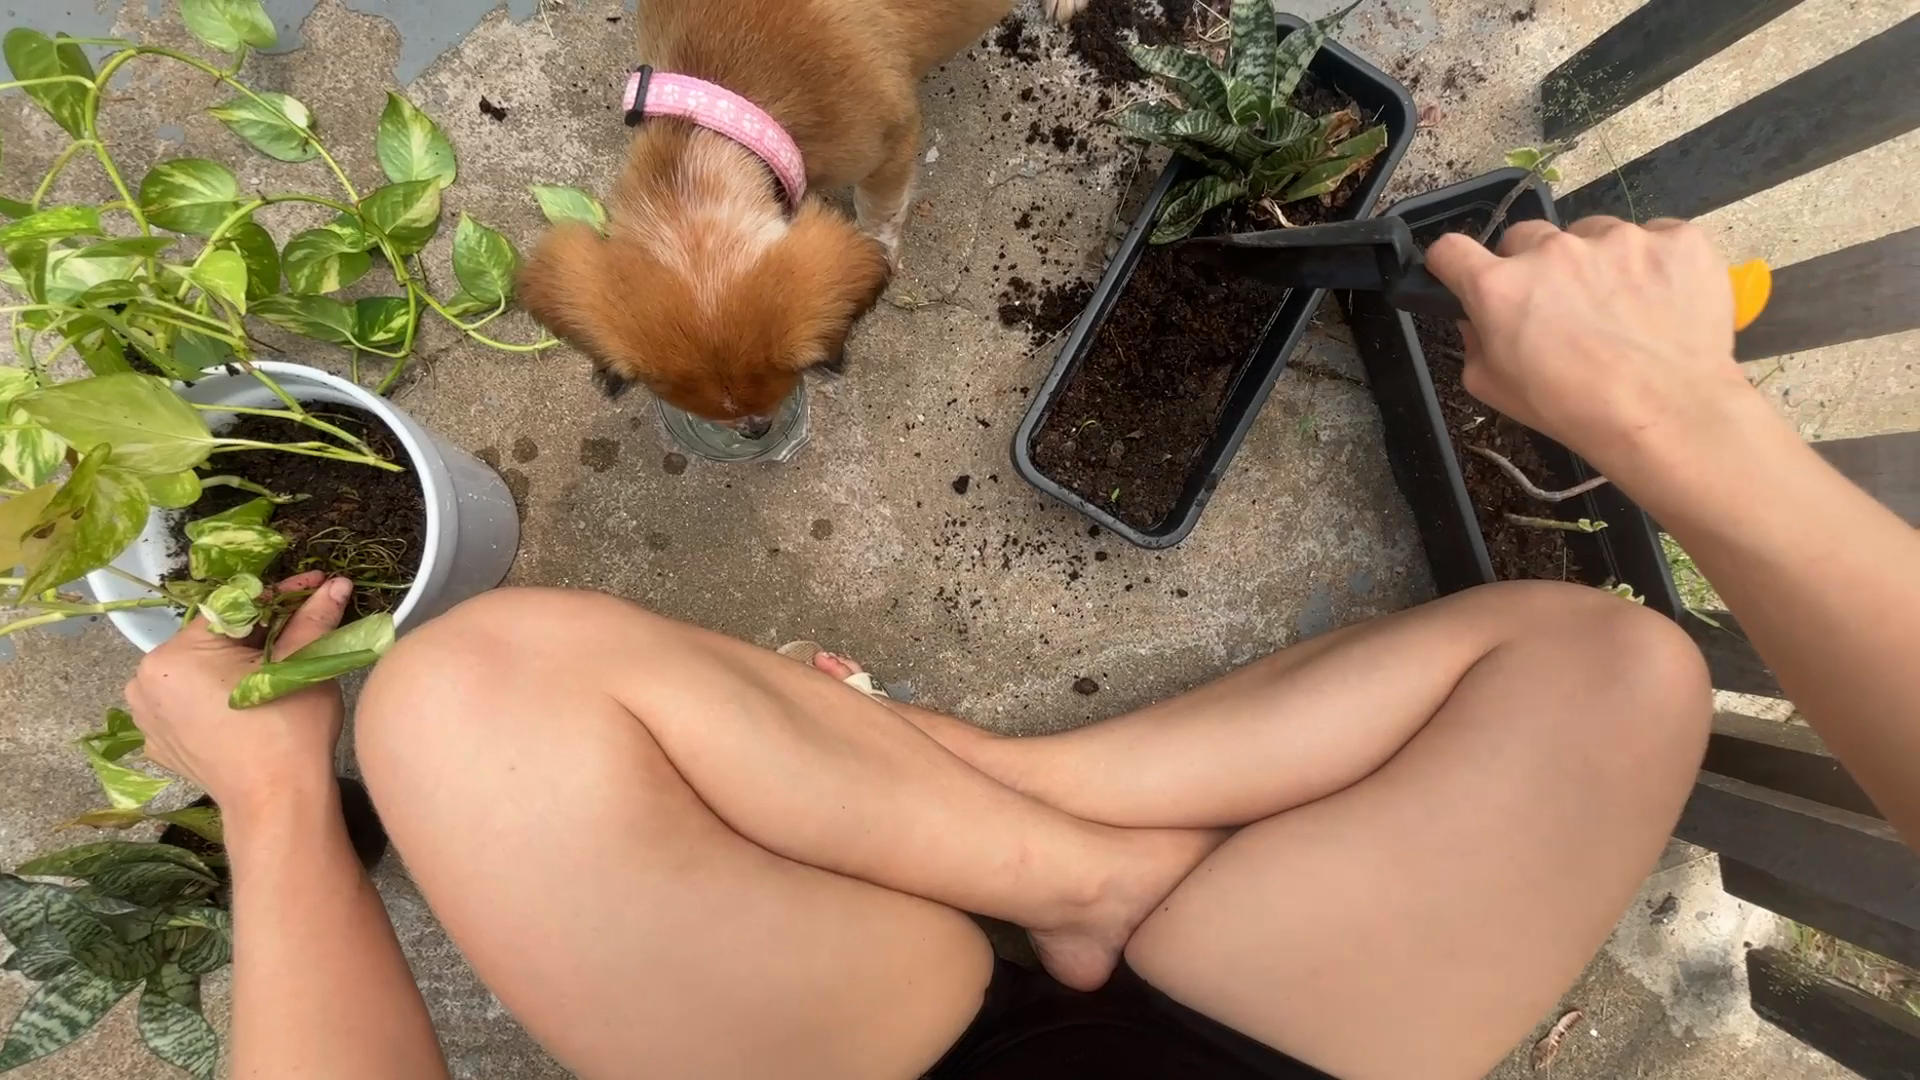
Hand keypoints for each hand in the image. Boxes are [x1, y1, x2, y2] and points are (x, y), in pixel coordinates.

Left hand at [126, 572, 352, 817]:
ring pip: (204, 667)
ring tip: (287, 662)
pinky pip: (195, 698)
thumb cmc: (289, 728)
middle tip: (310, 625)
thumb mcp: (304, 665)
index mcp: (174, 657)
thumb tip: (334, 584)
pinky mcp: (162, 738)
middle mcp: (146, 680)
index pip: (233, 608)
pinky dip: (227, 688)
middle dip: (265, 629)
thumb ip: (313, 620)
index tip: (317, 584)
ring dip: (245, 658)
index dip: (281, 593)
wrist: (275, 796)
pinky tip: (260, 697)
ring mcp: (148, 713)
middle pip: (217, 638)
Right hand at [1425, 216, 1755, 475]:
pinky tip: (1652, 298)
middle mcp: (1551, 251)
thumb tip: (1481, 318)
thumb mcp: (1488, 384)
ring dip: (1587, 259)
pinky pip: (1650, 237)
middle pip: (1522, 236)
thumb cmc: (1563, 404)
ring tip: (1609, 302)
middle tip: (1547, 301)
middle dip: (1526, 264)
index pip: (1450, 250)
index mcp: (1497, 288)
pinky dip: (1644, 261)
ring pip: (1588, 234)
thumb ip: (1474, 340)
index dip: (1450, 263)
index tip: (1460, 274)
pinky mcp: (1676, 238)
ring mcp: (1618, 238)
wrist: (1662, 409)